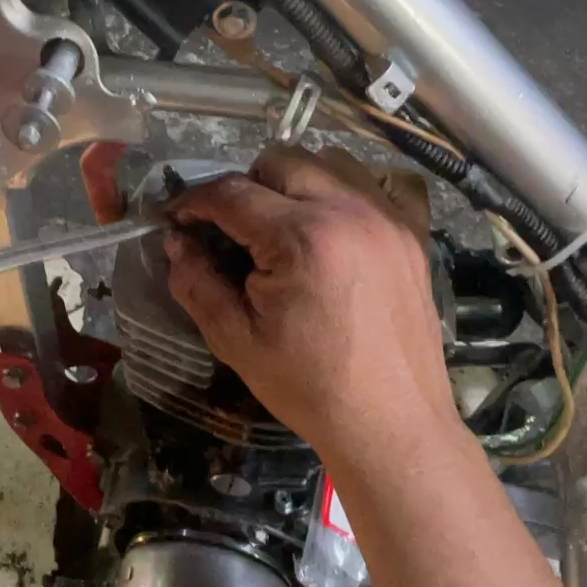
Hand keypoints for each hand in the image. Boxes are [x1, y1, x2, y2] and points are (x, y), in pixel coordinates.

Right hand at [164, 146, 455, 461]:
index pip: (231, 194)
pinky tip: (327, 233)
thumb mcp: (235, 340)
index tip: (176, 219)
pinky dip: (340, 194)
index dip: (194, 202)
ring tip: (279, 228)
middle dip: (243, 186)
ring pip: (327, 163)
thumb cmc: (309, 387)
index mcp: (301, 238)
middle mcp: (348, 211)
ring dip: (291, 183)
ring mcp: (387, 219)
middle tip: (229, 230)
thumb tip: (176, 243)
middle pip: (279, 162)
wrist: (392, 425)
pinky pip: (371, 186)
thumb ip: (196, 282)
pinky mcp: (411, 234)